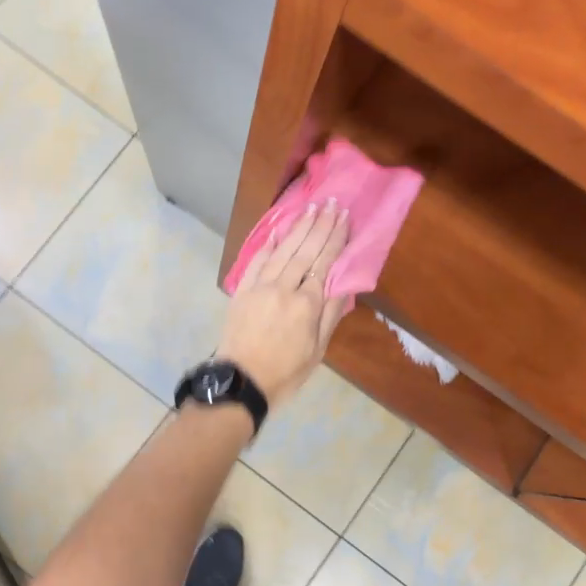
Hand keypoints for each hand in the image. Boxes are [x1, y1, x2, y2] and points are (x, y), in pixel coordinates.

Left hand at [218, 199, 351, 404]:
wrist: (241, 382)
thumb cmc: (285, 372)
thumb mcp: (317, 350)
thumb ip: (330, 314)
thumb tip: (343, 284)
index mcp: (307, 305)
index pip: (325, 264)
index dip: (335, 239)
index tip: (344, 218)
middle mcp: (284, 288)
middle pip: (306, 251)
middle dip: (320, 225)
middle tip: (332, 203)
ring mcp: (260, 287)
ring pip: (283, 250)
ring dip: (298, 227)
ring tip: (311, 208)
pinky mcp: (242, 291)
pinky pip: (257, 260)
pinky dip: (269, 243)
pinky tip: (279, 230)